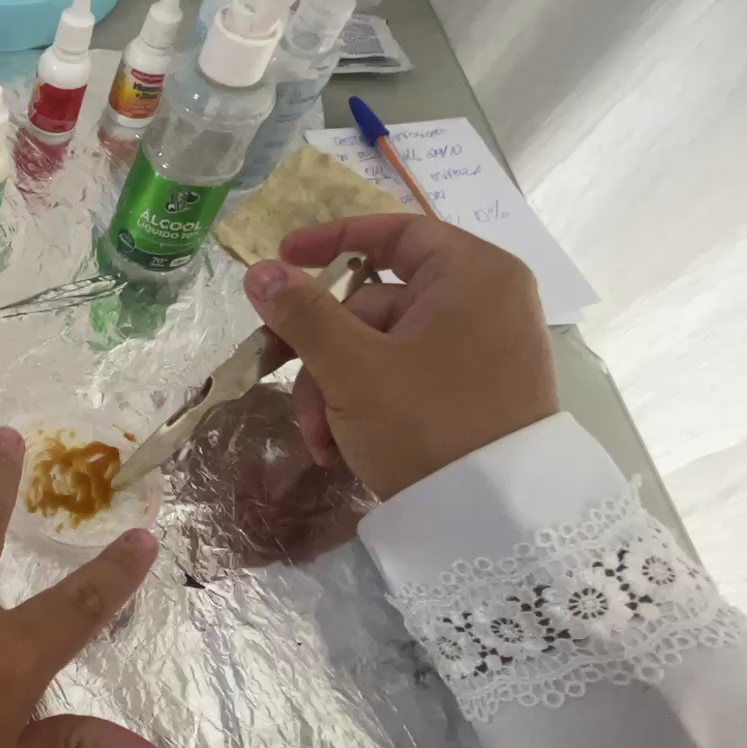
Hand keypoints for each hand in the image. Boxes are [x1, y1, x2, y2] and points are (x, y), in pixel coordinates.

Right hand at [241, 214, 559, 499]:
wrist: (487, 513)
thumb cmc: (425, 421)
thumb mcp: (351, 366)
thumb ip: (302, 314)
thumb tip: (259, 272)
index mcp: (471, 277)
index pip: (395, 234)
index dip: (331, 241)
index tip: (279, 260)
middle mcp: (479, 304)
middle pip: (369, 309)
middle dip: (320, 358)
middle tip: (290, 391)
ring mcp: (473, 352)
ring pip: (372, 353)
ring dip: (330, 394)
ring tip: (320, 440)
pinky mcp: (463, 394)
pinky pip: (394, 382)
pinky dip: (358, 409)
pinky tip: (340, 448)